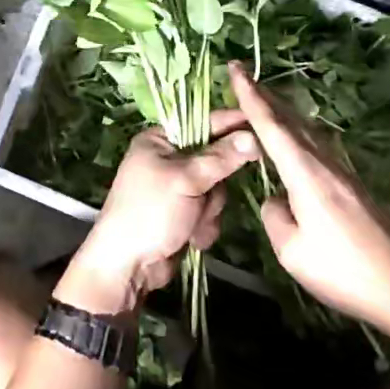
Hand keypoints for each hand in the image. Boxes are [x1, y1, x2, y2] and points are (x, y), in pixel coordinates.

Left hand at [53, 111, 258, 315]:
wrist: (128, 265)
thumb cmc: (149, 212)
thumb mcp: (185, 180)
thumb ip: (220, 158)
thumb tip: (252, 136)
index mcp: (160, 140)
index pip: (204, 123)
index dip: (232, 125)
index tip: (261, 126)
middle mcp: (168, 158)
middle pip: (215, 160)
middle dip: (214, 186)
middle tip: (205, 197)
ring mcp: (176, 187)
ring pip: (216, 190)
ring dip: (208, 211)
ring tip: (191, 223)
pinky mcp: (183, 212)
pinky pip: (210, 211)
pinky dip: (204, 226)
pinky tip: (190, 238)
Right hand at [227, 62, 389, 331]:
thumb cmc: (345, 272)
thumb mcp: (291, 251)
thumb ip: (274, 216)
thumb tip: (276, 199)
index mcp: (306, 175)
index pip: (271, 126)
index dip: (250, 96)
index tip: (235, 69)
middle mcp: (326, 165)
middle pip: (291, 120)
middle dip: (264, 95)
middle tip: (242, 74)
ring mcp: (344, 174)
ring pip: (307, 131)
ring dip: (282, 111)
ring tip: (263, 100)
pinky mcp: (355, 188)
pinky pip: (317, 146)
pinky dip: (297, 132)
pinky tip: (295, 139)